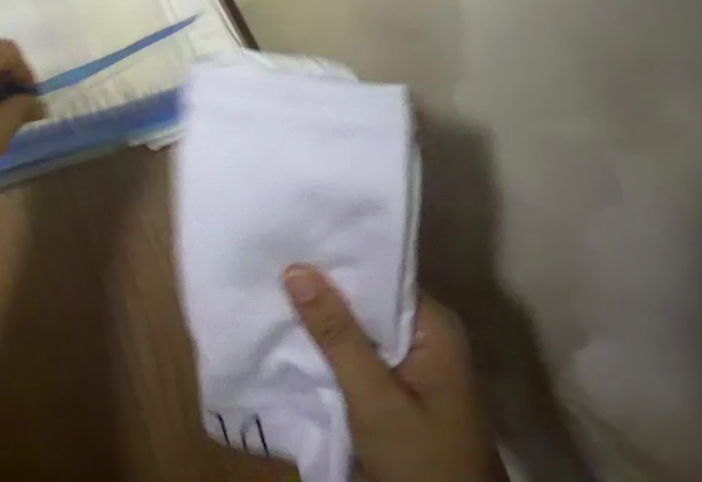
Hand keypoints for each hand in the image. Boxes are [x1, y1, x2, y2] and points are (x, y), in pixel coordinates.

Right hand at [283, 266, 506, 481]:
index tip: (284, 240)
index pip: (378, 272)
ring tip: (269, 291)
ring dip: (322, 317)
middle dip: (320, 286)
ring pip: (359, 325)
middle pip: (366, 297)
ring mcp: (416, 364)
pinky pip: (360, 350)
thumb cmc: (423, 461)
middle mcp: (429, 336)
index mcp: (436, 328)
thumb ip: (337, 334)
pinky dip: (330, 344)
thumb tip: (295, 267)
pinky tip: (292, 334)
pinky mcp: (401, 387)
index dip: (332, 257)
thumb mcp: (374, 399)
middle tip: (265, 263)